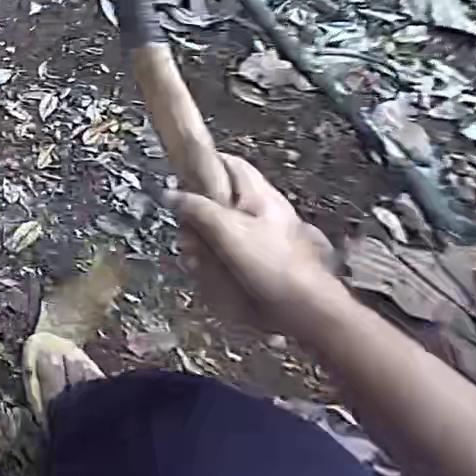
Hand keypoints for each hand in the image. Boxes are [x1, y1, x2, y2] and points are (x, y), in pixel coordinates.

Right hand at [165, 154, 345, 333]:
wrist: (306, 311)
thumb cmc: (270, 264)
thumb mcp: (227, 230)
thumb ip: (197, 208)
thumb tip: (169, 194)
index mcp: (260, 197)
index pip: (231, 164)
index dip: (206, 164)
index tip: (182, 177)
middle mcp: (261, 213)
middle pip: (217, 200)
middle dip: (196, 218)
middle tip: (188, 234)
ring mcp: (261, 238)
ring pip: (217, 230)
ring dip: (201, 244)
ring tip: (195, 259)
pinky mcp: (258, 262)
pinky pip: (226, 253)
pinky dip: (212, 261)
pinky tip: (206, 273)